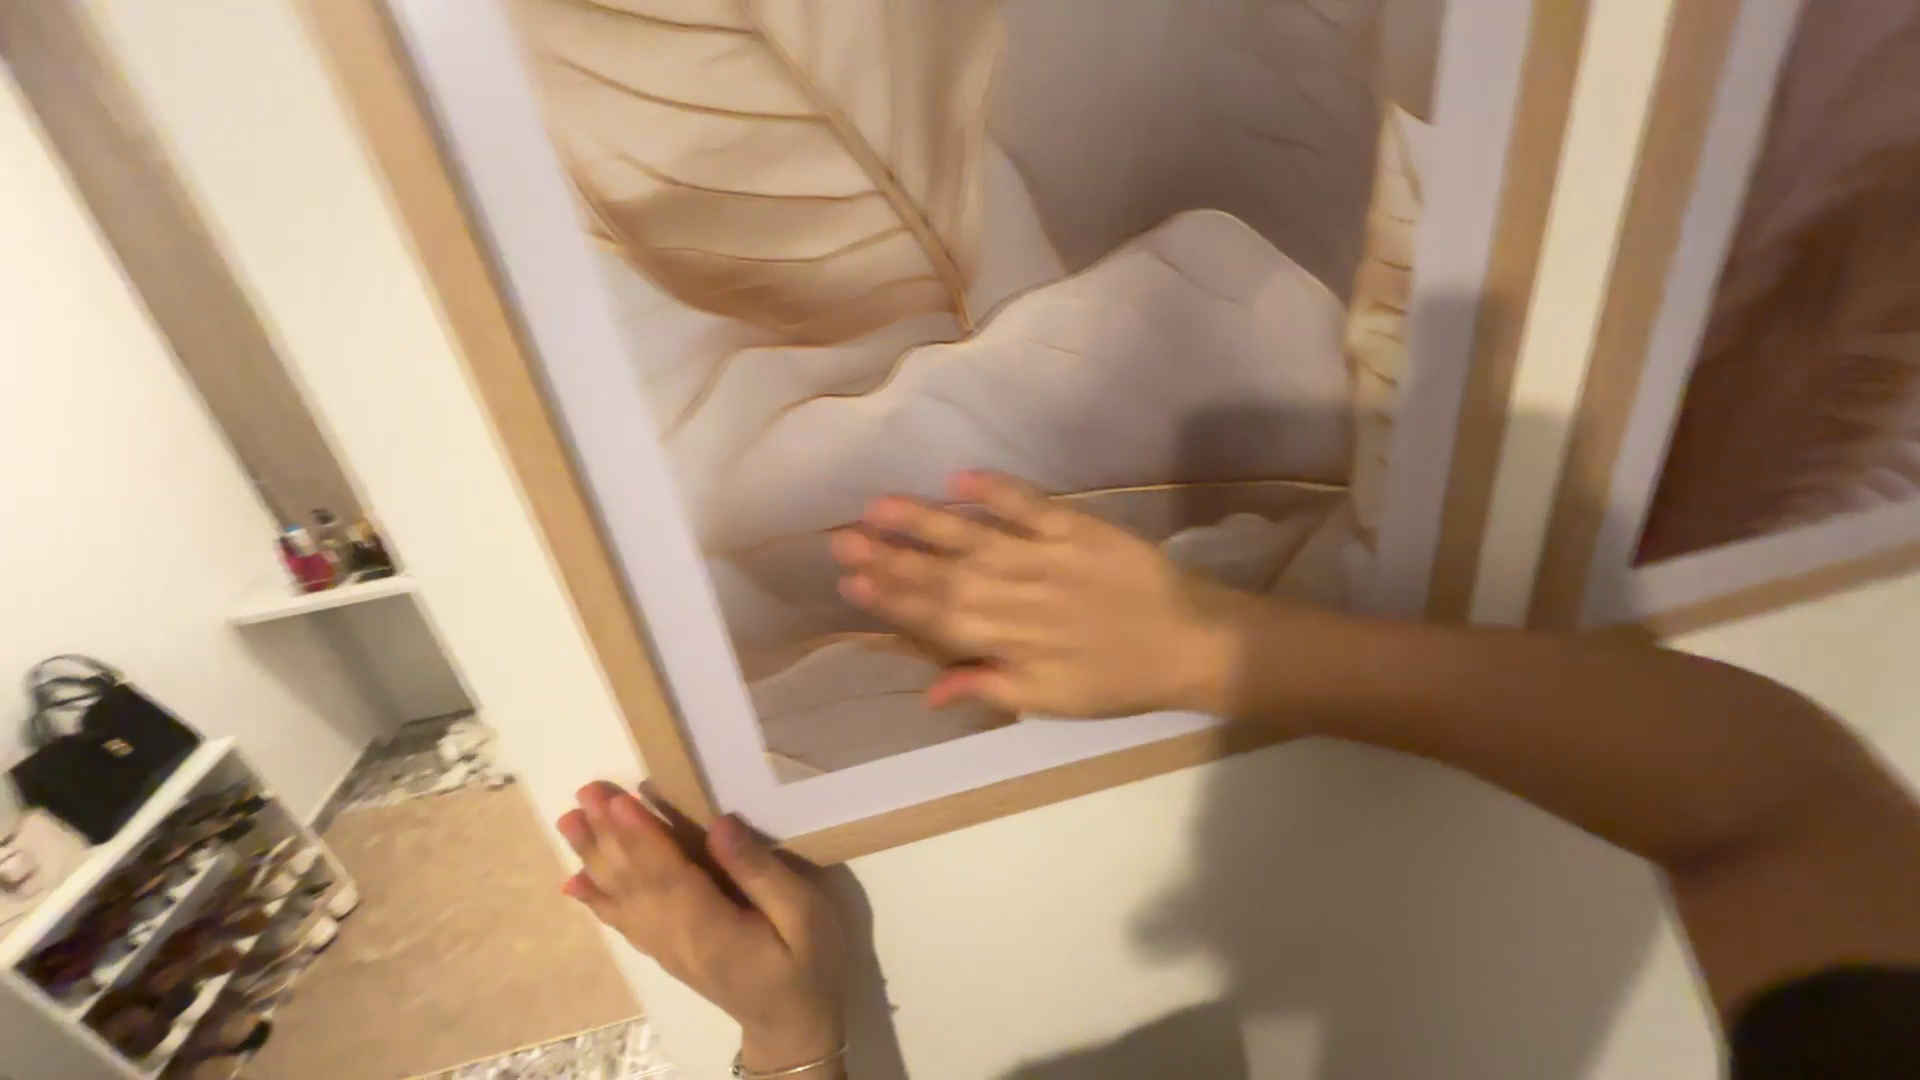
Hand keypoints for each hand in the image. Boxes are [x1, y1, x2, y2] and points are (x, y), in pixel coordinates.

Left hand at [557, 783, 843, 1071]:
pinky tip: (575, 882)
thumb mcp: (804, 916)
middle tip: (584, 793)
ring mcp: (666, 947)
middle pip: (635, 881)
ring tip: (570, 821)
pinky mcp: (667, 950)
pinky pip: (625, 920)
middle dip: (609, 835)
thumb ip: (761, 873)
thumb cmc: (808, 964)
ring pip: (623, 897)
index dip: (643, 837)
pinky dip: (597, 899)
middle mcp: (676, 938)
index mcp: (711, 927)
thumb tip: (720, 827)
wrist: (793, 1025)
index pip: (668, 875)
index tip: (619, 802)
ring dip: (595, 857)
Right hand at [830, 470, 1244, 717]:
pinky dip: (995, 490)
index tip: (851, 584)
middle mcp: (1018, 595)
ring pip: (974, 537)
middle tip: (842, 541)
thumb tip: (928, 691)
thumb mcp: (1052, 701)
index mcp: (1010, 641)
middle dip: (890, 559)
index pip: (938, 618)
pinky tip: (957, 475)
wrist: (1191, 642)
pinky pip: (1030, 505)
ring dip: (924, 522)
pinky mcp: (1077, 528)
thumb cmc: (1117, 680)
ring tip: (877, 506)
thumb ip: (989, 688)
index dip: (892, 601)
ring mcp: (1046, 556)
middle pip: (944, 575)